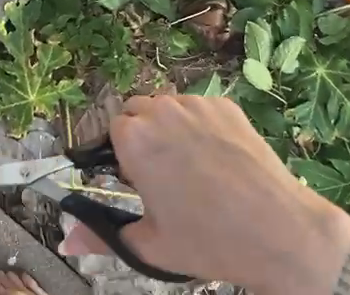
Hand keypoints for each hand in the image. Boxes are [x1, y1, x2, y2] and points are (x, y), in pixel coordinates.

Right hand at [59, 94, 349, 294]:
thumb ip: (102, 237)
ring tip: (191, 168)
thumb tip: (67, 239)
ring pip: (169, 107)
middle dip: (142, 136)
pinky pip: (200, 109)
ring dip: (169, 128)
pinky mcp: (226, 106)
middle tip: (161, 175)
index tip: (137, 180)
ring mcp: (196, 104)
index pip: (112, 131)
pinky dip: (200, 127)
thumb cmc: (209, 241)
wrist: (282, 233)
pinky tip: (218, 160)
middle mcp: (161, 110)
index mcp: (134, 138)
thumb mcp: (150, 245)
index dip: (122, 156)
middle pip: (137, 111)